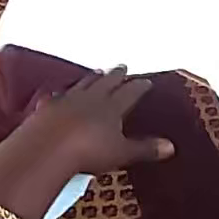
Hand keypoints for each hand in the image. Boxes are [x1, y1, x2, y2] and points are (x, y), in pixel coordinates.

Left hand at [0, 67, 173, 218]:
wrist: (48, 148)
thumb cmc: (88, 151)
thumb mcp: (122, 153)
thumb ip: (145, 149)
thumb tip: (171, 147)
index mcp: (111, 107)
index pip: (129, 93)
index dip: (138, 87)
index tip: (146, 81)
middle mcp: (90, 98)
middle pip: (106, 82)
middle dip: (115, 74)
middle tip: (122, 65)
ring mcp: (67, 100)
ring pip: (83, 84)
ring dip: (91, 78)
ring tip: (97, 72)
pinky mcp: (47, 107)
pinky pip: (56, 96)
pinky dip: (60, 93)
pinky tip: (58, 92)